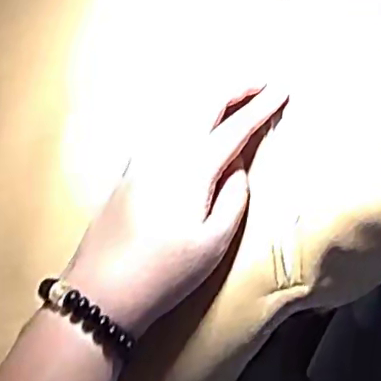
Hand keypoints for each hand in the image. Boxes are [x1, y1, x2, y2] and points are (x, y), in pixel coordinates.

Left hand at [59, 84, 288, 335]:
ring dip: (213, 93)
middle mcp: (168, 151)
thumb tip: (237, 165)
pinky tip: (193, 114)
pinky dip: (189, 107)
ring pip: (184, 106)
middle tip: (264, 82)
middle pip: (208, 102)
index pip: (237, 126)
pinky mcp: (130, 168)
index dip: (263, 106)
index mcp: (194, 167)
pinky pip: (166, 121)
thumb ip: (235, 196)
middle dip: (239, 87)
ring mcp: (145, 156)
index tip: (284, 89)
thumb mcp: (215, 243)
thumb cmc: (163, 274)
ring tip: (235, 92)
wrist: (97, 297)